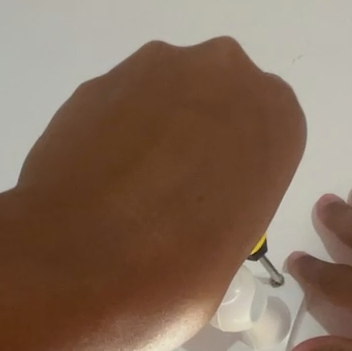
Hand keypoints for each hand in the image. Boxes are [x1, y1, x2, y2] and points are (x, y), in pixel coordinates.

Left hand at [16, 38, 304, 342]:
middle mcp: (223, 75)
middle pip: (215, 107)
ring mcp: (152, 71)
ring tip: (124, 201)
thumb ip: (224, 219)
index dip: (235, 179)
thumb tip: (192, 225)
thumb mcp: (227, 262)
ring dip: (151, 139)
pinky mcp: (93, 86)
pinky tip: (93, 190)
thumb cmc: (173, 280)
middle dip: (195, 146)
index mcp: (275, 120)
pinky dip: (108, 143)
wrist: (76, 269)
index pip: (265, 141)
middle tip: (169, 204)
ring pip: (162, 102)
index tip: (213, 213)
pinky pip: (113, 113)